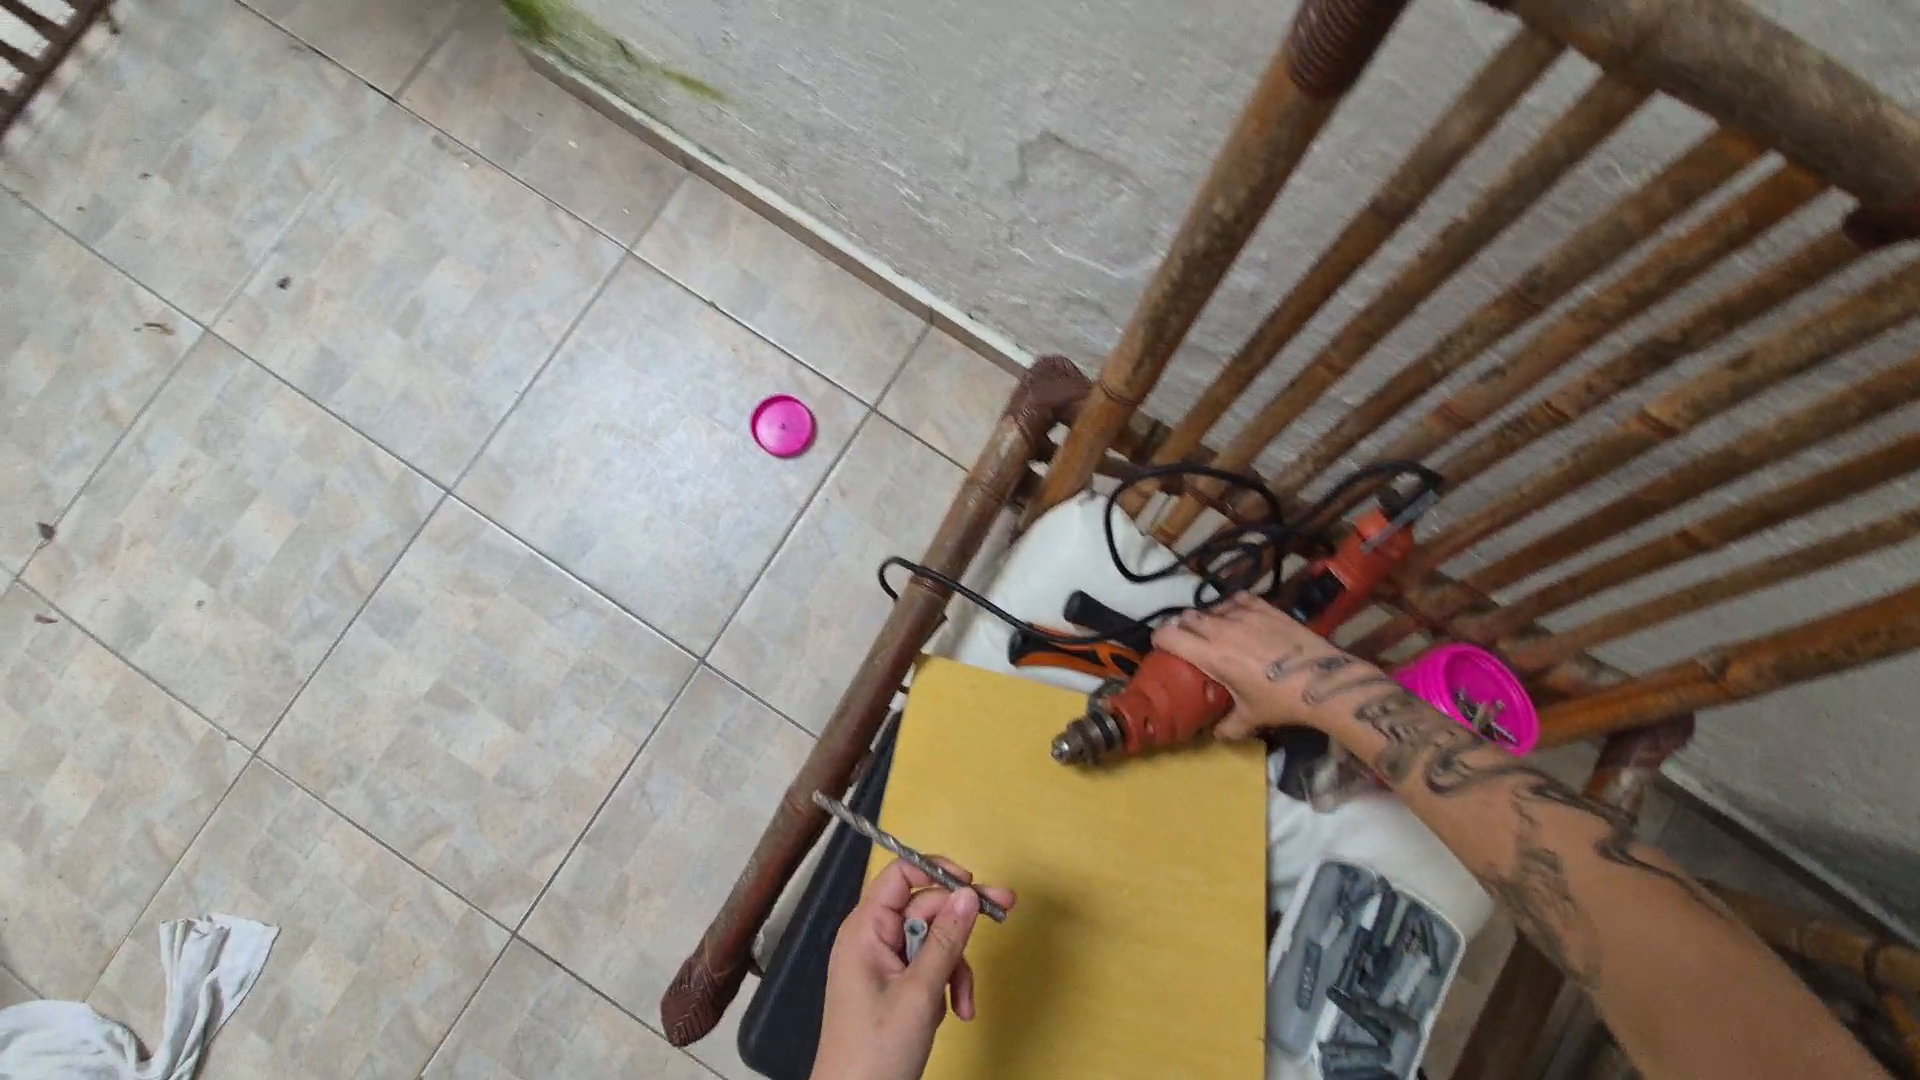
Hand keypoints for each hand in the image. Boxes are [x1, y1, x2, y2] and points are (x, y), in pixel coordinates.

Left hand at [811, 857, 1016, 1079]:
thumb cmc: (877, 1050)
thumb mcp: (920, 993)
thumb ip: (946, 940)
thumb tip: (968, 893)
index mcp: (866, 928)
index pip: (900, 875)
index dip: (936, 871)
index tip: (971, 882)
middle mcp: (873, 937)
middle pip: (925, 907)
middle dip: (960, 924)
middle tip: (1005, 911)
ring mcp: (885, 963)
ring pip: (933, 940)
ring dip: (957, 967)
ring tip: (965, 1004)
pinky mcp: (896, 987)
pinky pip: (930, 968)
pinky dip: (948, 985)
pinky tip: (957, 1012)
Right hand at [1151, 592, 1391, 739]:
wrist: (1323, 683)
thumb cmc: (1281, 701)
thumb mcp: (1252, 717)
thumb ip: (1228, 726)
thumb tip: (1216, 735)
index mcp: (1211, 655)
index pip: (1169, 635)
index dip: (1159, 639)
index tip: (1161, 646)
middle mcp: (1222, 630)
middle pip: (1188, 617)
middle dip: (1183, 627)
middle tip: (1189, 641)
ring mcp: (1245, 615)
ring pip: (1212, 607)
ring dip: (1208, 617)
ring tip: (1216, 630)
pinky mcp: (1265, 608)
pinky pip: (1238, 599)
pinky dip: (1233, 606)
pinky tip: (1239, 616)